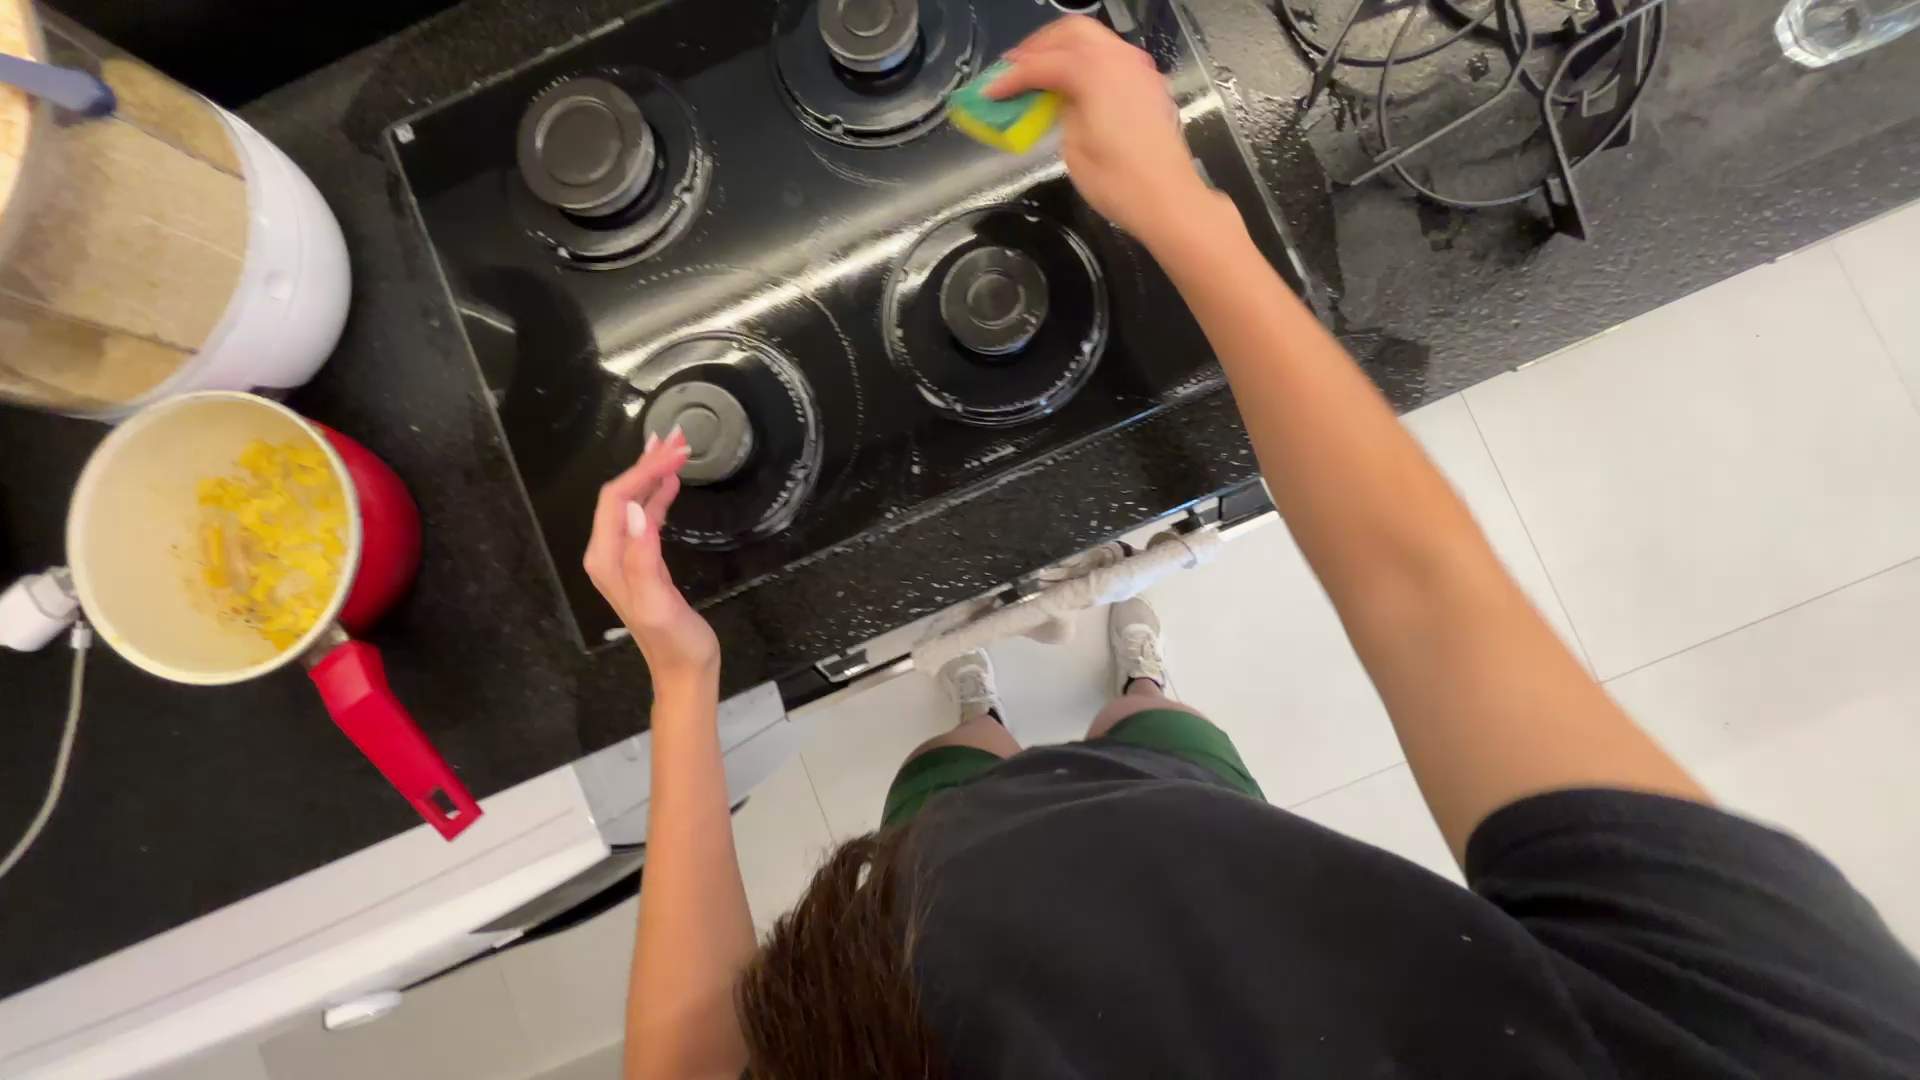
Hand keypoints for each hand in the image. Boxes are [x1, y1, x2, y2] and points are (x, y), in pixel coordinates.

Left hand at [584, 430, 719, 690]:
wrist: (684, 671)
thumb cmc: (676, 641)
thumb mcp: (660, 603)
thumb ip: (643, 557)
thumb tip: (636, 510)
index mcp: (608, 559)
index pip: (619, 499)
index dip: (644, 470)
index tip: (677, 450)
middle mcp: (609, 553)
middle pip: (622, 495)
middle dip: (648, 462)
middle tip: (679, 436)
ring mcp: (625, 557)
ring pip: (633, 502)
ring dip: (653, 473)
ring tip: (677, 449)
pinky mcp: (644, 562)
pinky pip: (644, 517)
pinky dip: (658, 495)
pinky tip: (672, 483)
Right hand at [989, 15, 1231, 249]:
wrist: (1167, 200)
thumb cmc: (1119, 183)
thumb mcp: (1075, 149)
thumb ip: (1062, 112)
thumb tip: (1059, 100)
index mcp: (1095, 72)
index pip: (1044, 64)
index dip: (1012, 77)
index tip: (991, 90)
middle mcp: (1119, 59)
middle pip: (1070, 33)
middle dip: (1038, 48)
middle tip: (1013, 69)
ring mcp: (1138, 69)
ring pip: (1094, 40)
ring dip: (1063, 51)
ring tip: (1040, 74)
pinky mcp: (1148, 86)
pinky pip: (1112, 59)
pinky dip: (1086, 63)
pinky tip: (1074, 85)